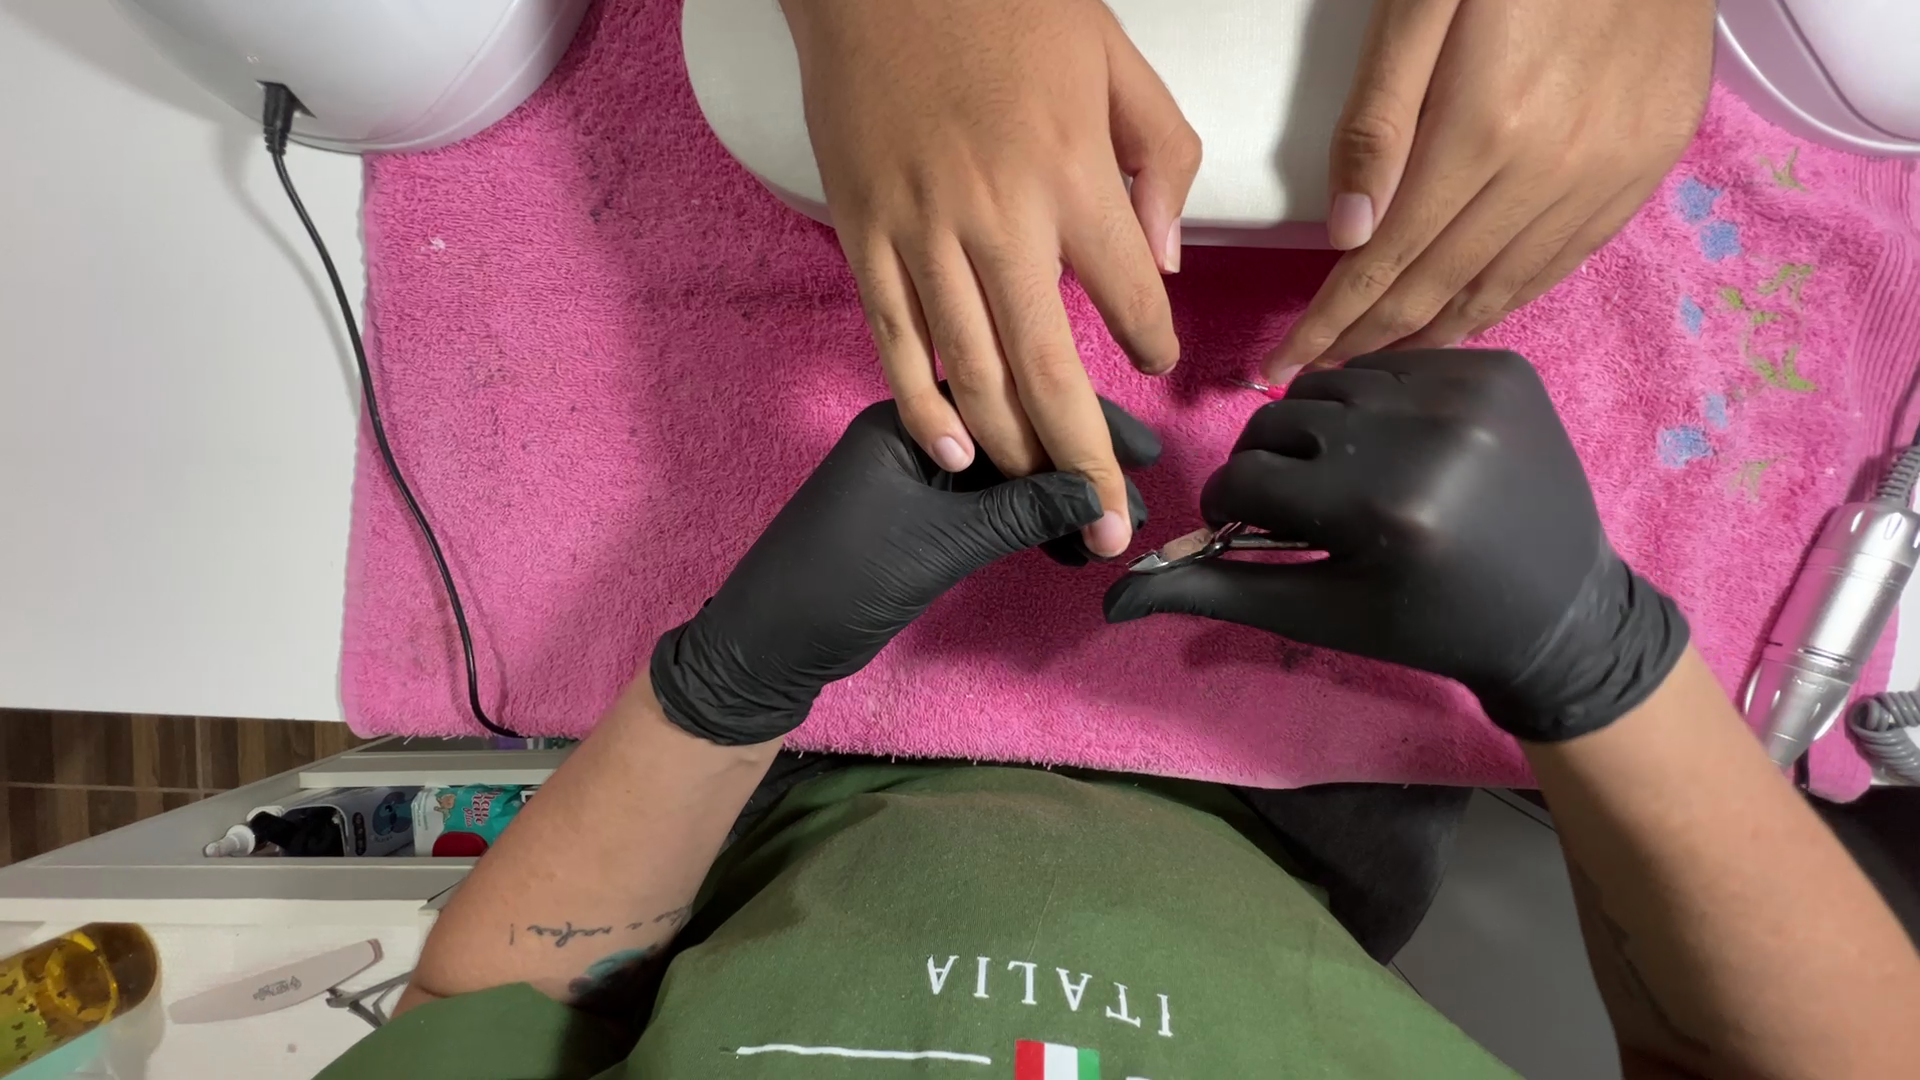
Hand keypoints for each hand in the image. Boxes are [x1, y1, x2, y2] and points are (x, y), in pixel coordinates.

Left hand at [653, 394, 1160, 744]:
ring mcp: (920, 479)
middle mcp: (919, 436)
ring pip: (1004, 481)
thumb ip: (1020, 513)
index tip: (1139, 452)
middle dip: (1075, 473)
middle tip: (1132, 504)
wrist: (774, 642)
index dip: (1079, 427)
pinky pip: (986, 511)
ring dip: (1054, 505)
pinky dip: (1024, 526)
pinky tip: (1064, 545)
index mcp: (912, 418)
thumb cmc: (844, 577)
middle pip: (1014, 440)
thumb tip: (1101, 492)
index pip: (1012, 402)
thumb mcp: (939, 542)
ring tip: (1108, 532)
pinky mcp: (922, 519)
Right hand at [781, 0, 1200, 556]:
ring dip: (1013, 449)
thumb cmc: (998, 6)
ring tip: (1039, 496)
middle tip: (1107, 528)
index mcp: (1070, 174)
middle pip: (1050, 373)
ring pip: (975, 375)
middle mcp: (999, 222)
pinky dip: (926, 406)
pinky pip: (898, 343)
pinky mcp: (866, 243)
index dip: (1153, 348)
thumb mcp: (1112, 58)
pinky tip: (955, 452)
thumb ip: (1157, 160)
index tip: (1158, 372)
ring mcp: (923, 239)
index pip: (1130, 299)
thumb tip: (1162, 263)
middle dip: (1084, 465)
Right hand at [1105, 349, 1686, 741]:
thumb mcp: (1312, 614)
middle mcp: (1424, 436)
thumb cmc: (1419, 623)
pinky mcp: (1498, 365)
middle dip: (1267, 464)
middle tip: (1294, 500)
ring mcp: (1468, 390)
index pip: (1244, 476)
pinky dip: (1368, 403)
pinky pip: (1384, 365)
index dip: (1229, 502)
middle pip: (1277, 420)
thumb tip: (1114, 599)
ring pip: (1324, 385)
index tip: (1248, 524)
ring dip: (1313, 430)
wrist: (1558, 614)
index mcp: (1378, 509)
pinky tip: (1391, 446)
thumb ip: (1211, 590)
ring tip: (1341, 472)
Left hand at [1262, 0, 1715, 384]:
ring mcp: (1607, 172)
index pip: (1378, 267)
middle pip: (1429, 293)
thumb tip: (1346, 237)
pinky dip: (1497, 306)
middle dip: (1362, 343)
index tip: (1281, 367)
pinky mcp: (1647, 164)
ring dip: (1426, 338)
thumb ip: (1377, 125)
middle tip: (1319, 372)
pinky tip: (1459, 322)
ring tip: (1378, 364)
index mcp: (1480, 135)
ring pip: (1493, 293)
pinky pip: (1557, 266)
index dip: (1325, 327)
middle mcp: (1549, 171)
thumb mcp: (1419, 11)